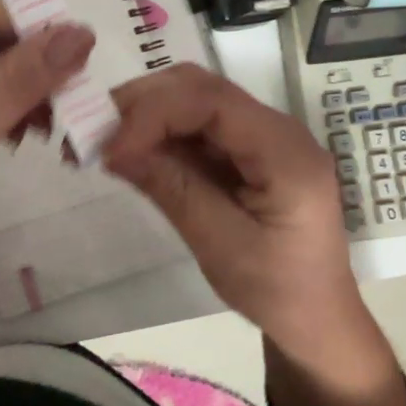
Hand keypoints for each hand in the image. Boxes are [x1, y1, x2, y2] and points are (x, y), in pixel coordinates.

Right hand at [104, 65, 405, 405]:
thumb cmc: (277, 289)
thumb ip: (172, 189)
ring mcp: (259, 135)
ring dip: (142, 114)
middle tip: (90, 134)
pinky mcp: (242, 149)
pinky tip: (126, 151)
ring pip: (191, 99)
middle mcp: (276, 129)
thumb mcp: (221, 245)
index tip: (109, 148)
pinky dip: (154, 132)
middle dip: (141, 104)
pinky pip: (193, 125)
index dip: (153, 113)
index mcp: (286, 152)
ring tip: (99, 143)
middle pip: (200, 88)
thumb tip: (112, 149)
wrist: (315, 317)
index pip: (211, 101)